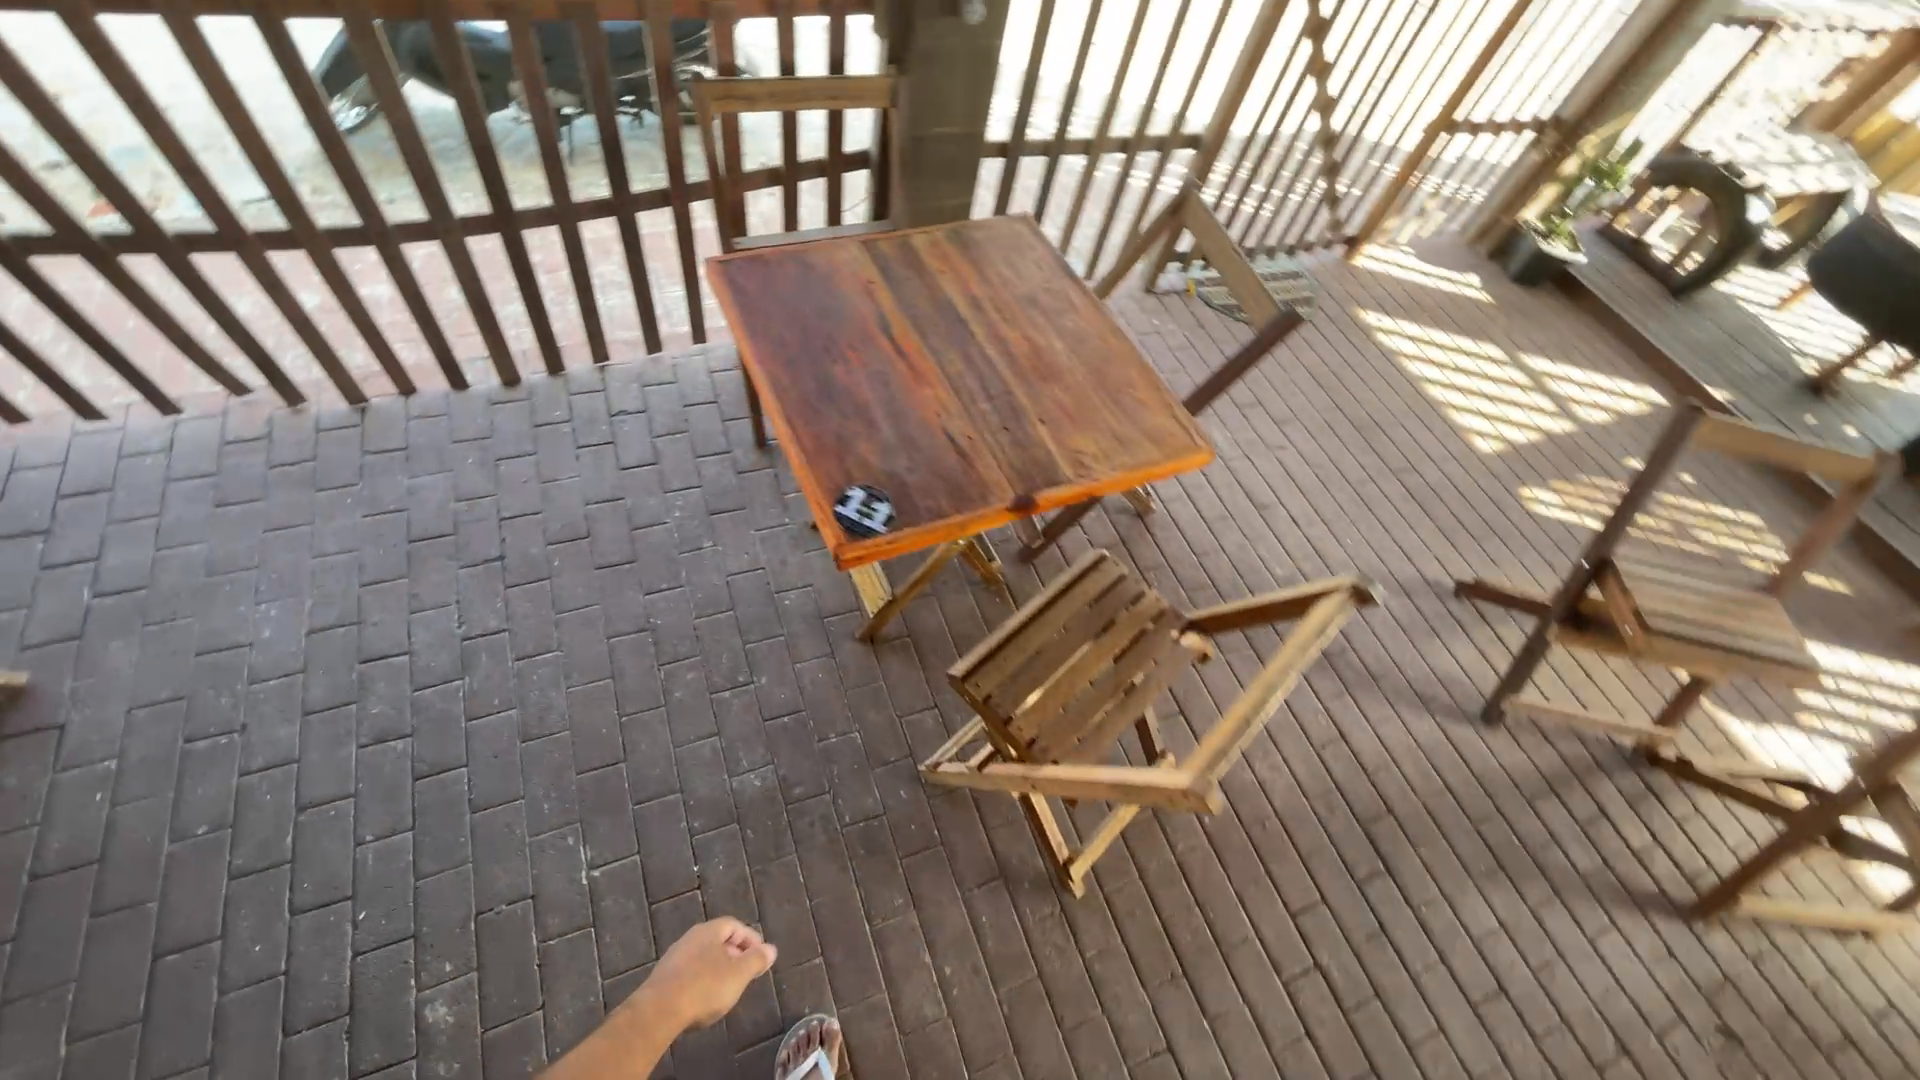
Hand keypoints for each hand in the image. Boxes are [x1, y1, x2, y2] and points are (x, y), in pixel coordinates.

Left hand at [635, 918, 777, 1031]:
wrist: (658, 1012)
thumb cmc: (704, 987)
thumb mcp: (739, 974)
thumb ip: (756, 960)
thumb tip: (771, 949)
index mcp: (709, 931)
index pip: (734, 925)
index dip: (750, 939)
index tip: (761, 956)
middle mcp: (690, 938)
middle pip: (718, 940)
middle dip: (735, 954)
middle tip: (748, 971)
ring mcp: (674, 958)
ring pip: (703, 957)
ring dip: (718, 968)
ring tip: (729, 987)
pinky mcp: (663, 979)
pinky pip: (690, 973)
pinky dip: (702, 980)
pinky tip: (705, 998)